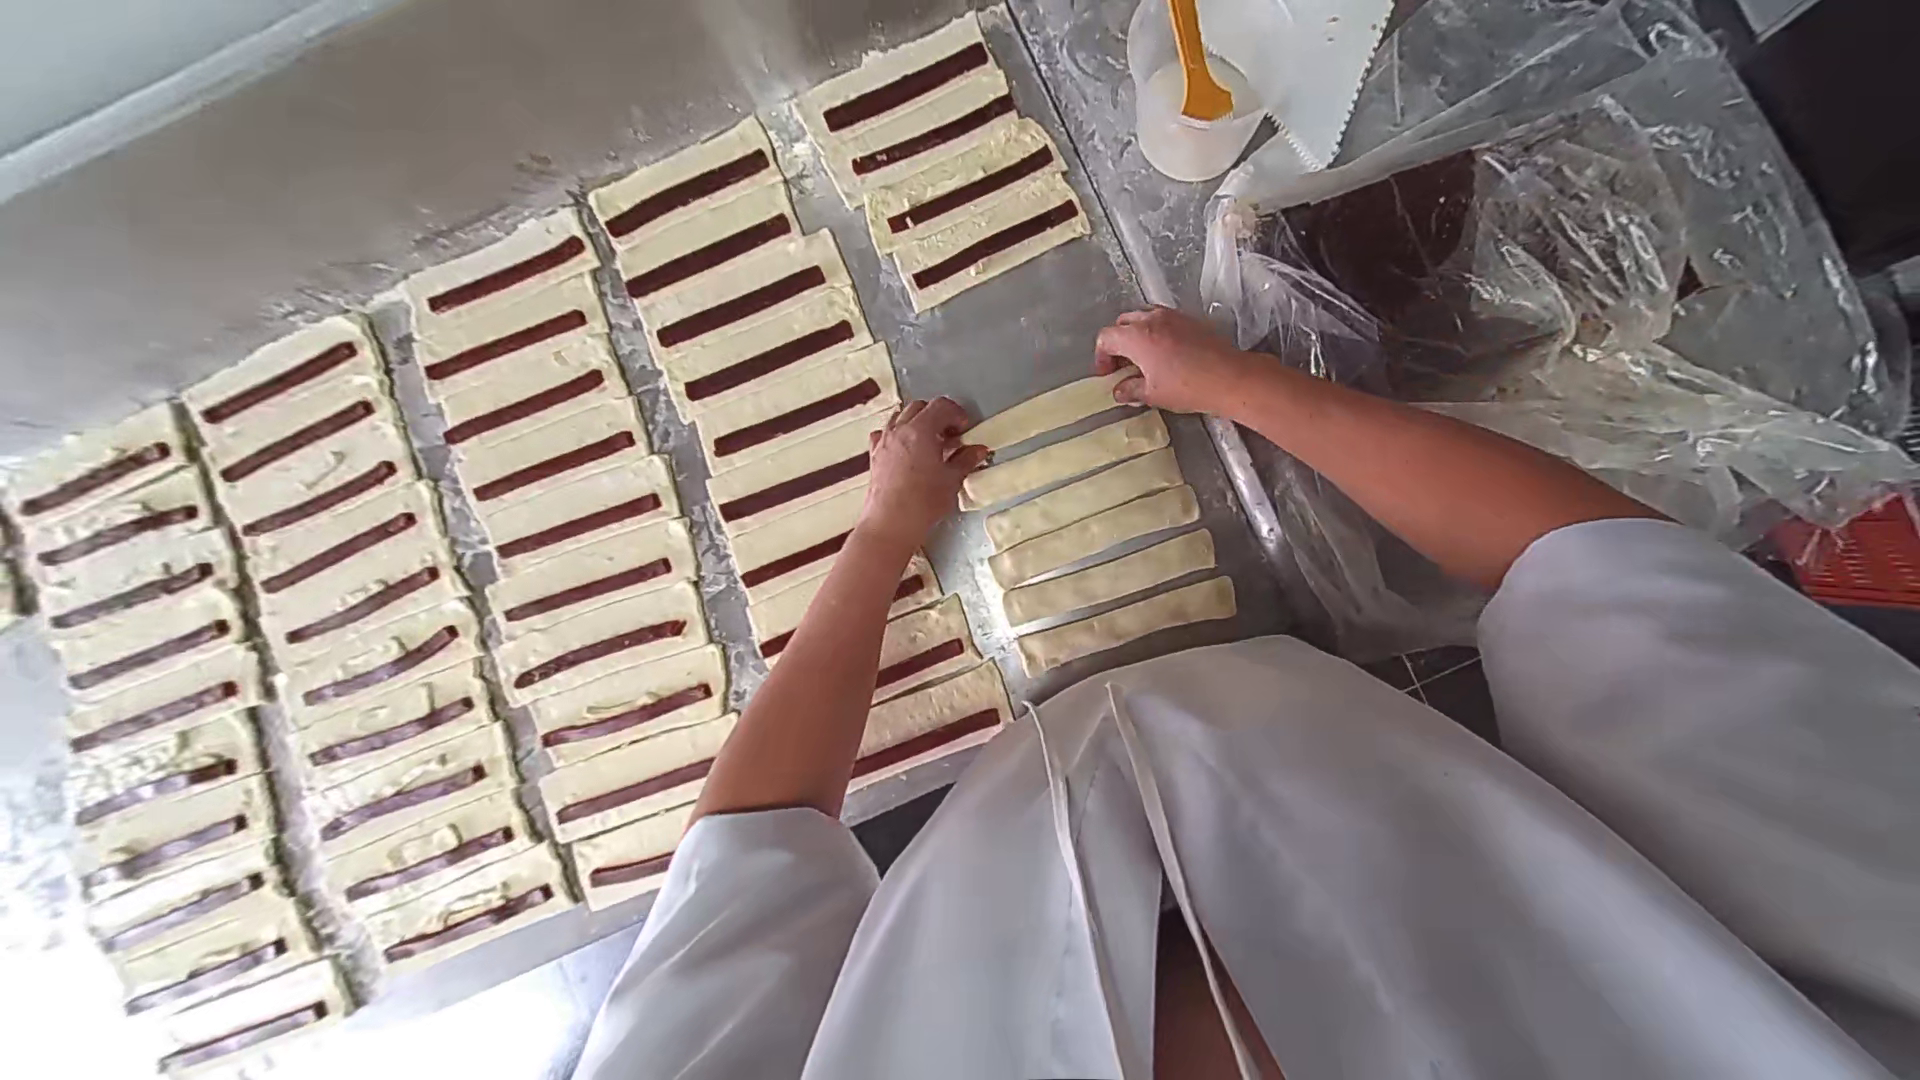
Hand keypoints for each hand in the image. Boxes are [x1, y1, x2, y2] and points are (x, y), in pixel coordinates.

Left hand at [858, 397, 990, 551]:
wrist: (891, 524)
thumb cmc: (922, 502)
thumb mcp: (952, 480)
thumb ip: (965, 460)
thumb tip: (977, 451)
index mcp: (921, 430)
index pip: (941, 406)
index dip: (957, 414)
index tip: (965, 429)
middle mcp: (899, 430)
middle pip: (920, 407)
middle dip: (937, 416)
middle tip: (951, 435)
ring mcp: (884, 442)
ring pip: (900, 417)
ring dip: (917, 423)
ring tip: (930, 442)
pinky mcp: (875, 456)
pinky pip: (885, 434)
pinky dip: (897, 435)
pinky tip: (906, 451)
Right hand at [1094, 307, 1267, 416]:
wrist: (1229, 378)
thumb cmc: (1187, 386)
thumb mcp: (1151, 394)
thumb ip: (1130, 389)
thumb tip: (1120, 390)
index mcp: (1137, 336)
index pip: (1106, 338)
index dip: (1101, 357)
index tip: (1107, 373)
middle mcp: (1152, 319)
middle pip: (1122, 323)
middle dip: (1117, 343)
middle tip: (1121, 365)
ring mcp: (1173, 316)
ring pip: (1143, 318)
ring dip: (1136, 336)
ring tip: (1141, 360)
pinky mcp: (1190, 320)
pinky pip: (1162, 320)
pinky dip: (1154, 333)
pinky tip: (1163, 355)